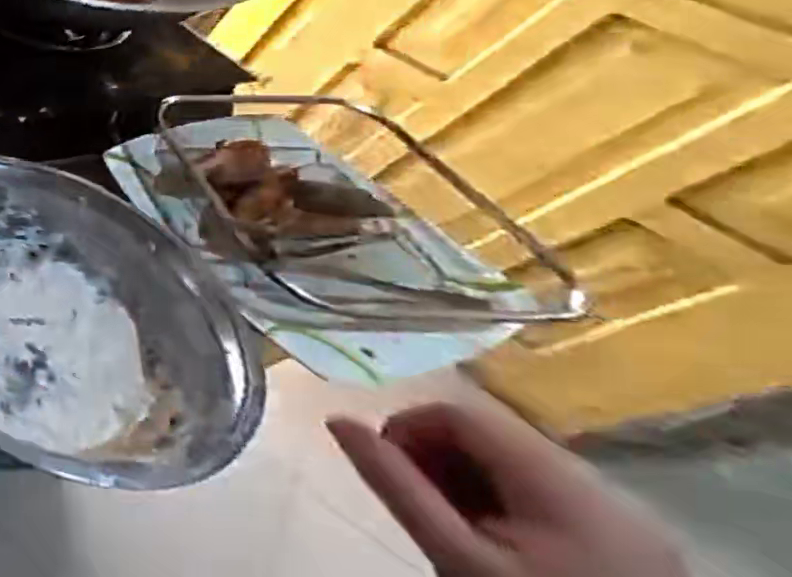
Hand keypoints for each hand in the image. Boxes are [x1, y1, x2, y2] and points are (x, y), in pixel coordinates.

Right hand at [329, 402, 685, 576]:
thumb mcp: (454, 556)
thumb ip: (394, 483)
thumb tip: (338, 421)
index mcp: (565, 485)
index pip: (460, 414)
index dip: (407, 428)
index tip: (385, 467)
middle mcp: (606, 489)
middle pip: (491, 436)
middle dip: (437, 456)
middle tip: (415, 499)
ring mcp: (627, 520)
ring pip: (517, 463)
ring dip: (467, 478)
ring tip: (451, 522)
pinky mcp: (633, 545)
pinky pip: (549, 494)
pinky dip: (506, 502)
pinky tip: (494, 540)